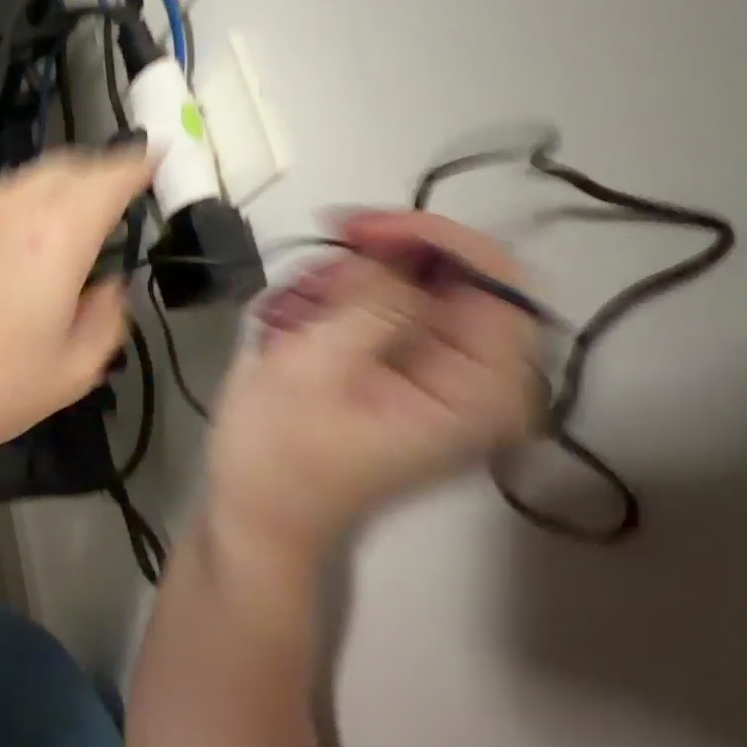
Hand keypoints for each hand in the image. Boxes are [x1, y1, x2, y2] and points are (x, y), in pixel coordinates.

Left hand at [0, 147, 156, 513]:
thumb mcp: (75, 369)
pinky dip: (6, 210)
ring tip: (63, 215)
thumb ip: (106, 315)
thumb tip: (106, 285)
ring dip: (49, 188)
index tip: (155, 156)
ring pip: (16, 184)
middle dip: (94, 170)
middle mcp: (4, 212)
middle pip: (60, 168)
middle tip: (115, 188)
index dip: (136, 164)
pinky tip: (4, 245)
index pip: (107, 179)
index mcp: (53, 237)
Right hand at [206, 211, 538, 554]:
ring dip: (337, 290)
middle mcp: (477, 380)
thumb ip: (367, 304)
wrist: (252, 517)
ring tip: (283, 317)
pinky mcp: (400, 380)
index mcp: (481, 389)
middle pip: (444, 282)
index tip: (354, 229)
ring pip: (403, 293)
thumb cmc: (277, 453)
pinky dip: (330, 309)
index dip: (429, 238)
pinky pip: (379, 316)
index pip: (494, 279)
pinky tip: (288, 328)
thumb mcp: (313, 369)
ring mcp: (436, 380)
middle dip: (366, 272)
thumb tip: (396, 250)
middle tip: (300, 288)